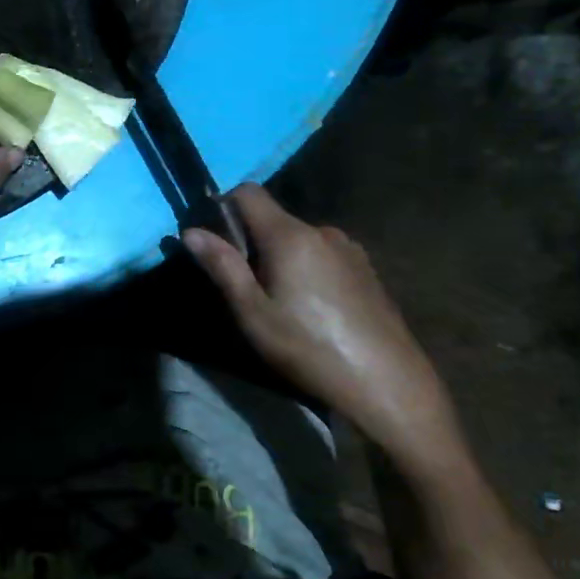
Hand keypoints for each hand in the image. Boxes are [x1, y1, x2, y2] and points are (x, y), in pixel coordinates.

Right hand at [184, 184, 465, 471]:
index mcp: (290, 236)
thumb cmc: (307, 347)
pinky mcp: (366, 270)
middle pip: (272, 219)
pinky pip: (321, 255)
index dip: (223, 206)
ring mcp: (350, 250)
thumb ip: (222, 266)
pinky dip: (305, 269)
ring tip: (278, 302)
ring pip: (298, 239)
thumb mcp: (251, 312)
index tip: (214, 241)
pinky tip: (311, 309)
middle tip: (243, 287)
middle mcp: (322, 231)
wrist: (388, 385)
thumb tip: (190, 231)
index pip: (248, 193)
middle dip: (250, 241)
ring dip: (279, 257)